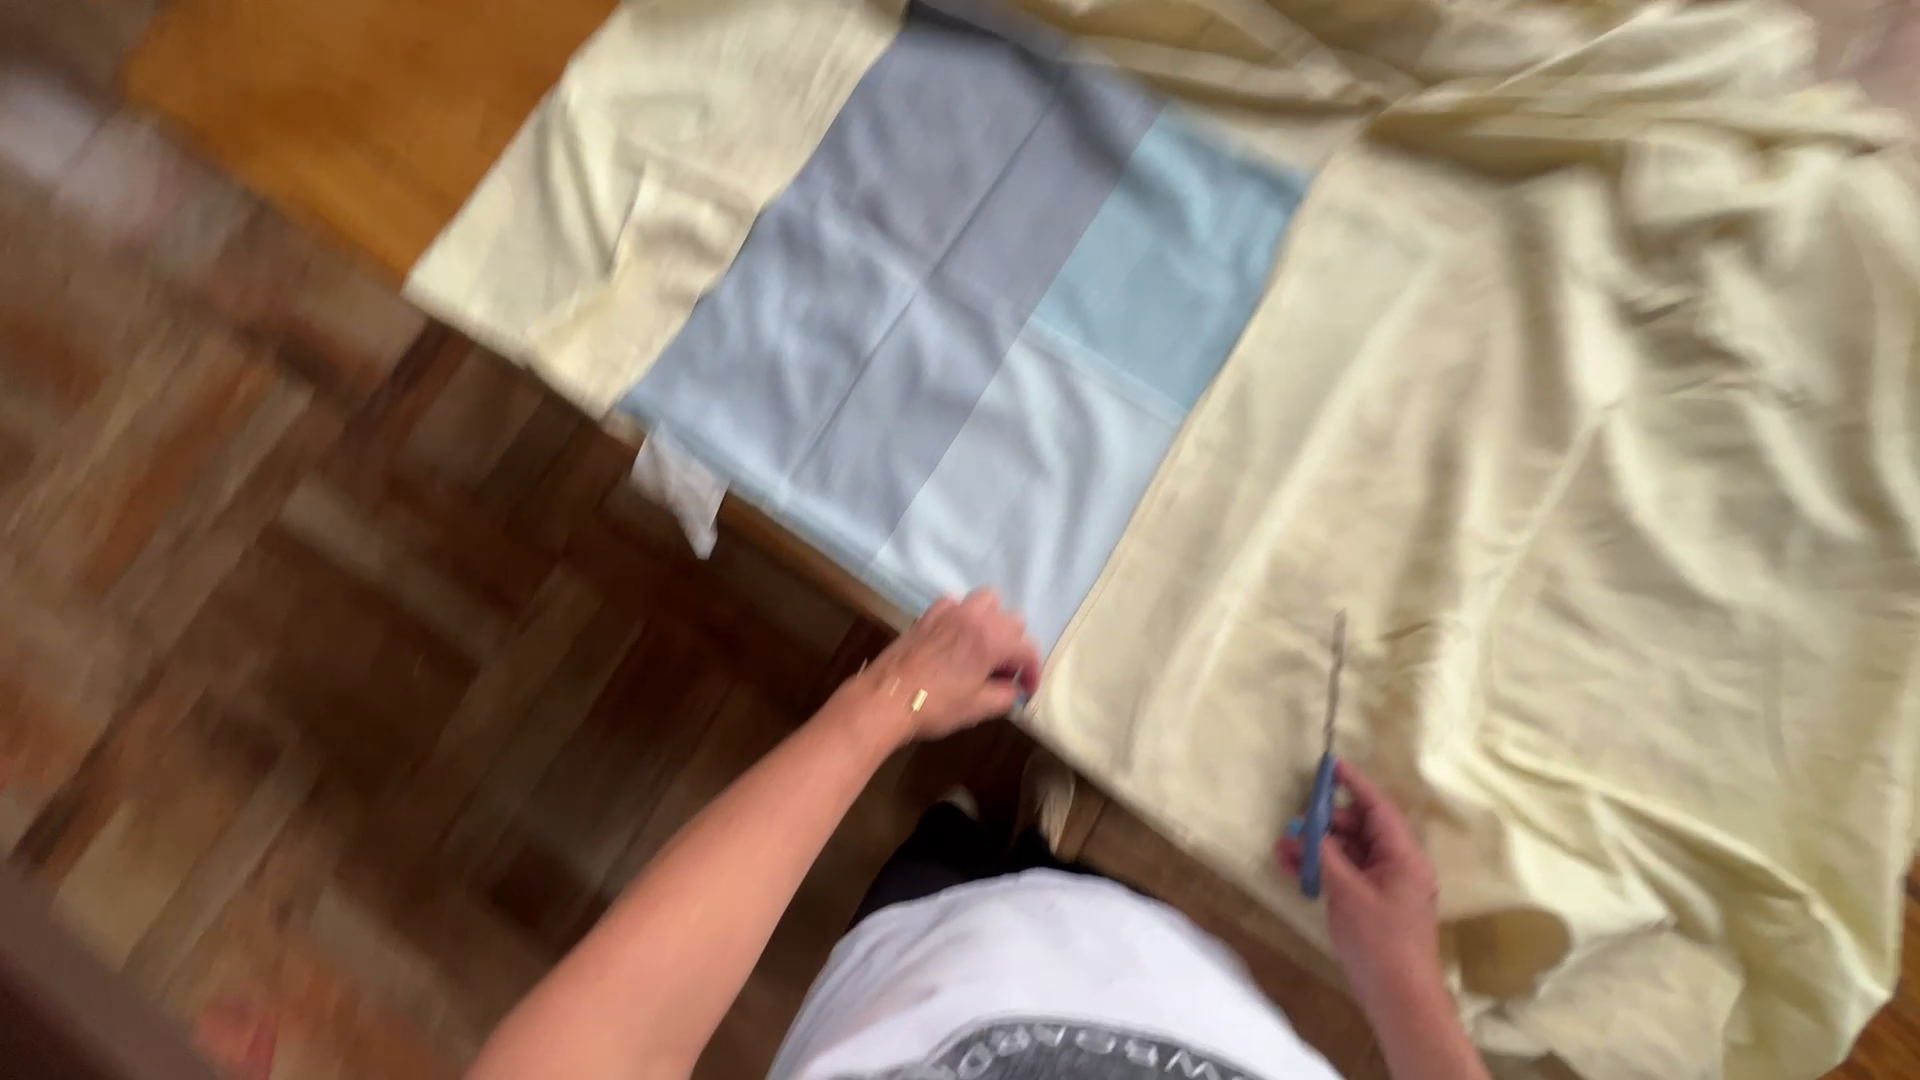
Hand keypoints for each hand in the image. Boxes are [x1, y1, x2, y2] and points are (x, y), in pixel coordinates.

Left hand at [844, 589, 1042, 745]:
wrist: (886, 699)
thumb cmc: (935, 706)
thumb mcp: (977, 708)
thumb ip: (1005, 696)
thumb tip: (1014, 690)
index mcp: (991, 640)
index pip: (1027, 648)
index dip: (1033, 671)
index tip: (1027, 690)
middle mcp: (974, 617)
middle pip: (1011, 620)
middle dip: (1015, 645)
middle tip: (1005, 672)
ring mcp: (950, 611)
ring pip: (987, 601)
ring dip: (993, 621)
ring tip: (985, 647)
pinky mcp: (928, 614)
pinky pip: (956, 602)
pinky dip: (963, 614)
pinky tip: (956, 636)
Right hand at [1277, 760, 1442, 1013]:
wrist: (1399, 1000)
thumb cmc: (1380, 943)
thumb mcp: (1347, 893)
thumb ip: (1325, 855)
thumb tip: (1305, 829)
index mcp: (1403, 857)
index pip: (1378, 808)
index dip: (1354, 783)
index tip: (1329, 763)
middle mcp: (1396, 865)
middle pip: (1358, 827)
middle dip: (1324, 822)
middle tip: (1295, 824)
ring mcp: (1383, 884)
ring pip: (1346, 850)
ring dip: (1315, 846)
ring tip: (1282, 848)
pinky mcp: (1369, 901)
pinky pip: (1342, 871)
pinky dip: (1319, 867)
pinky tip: (1291, 866)